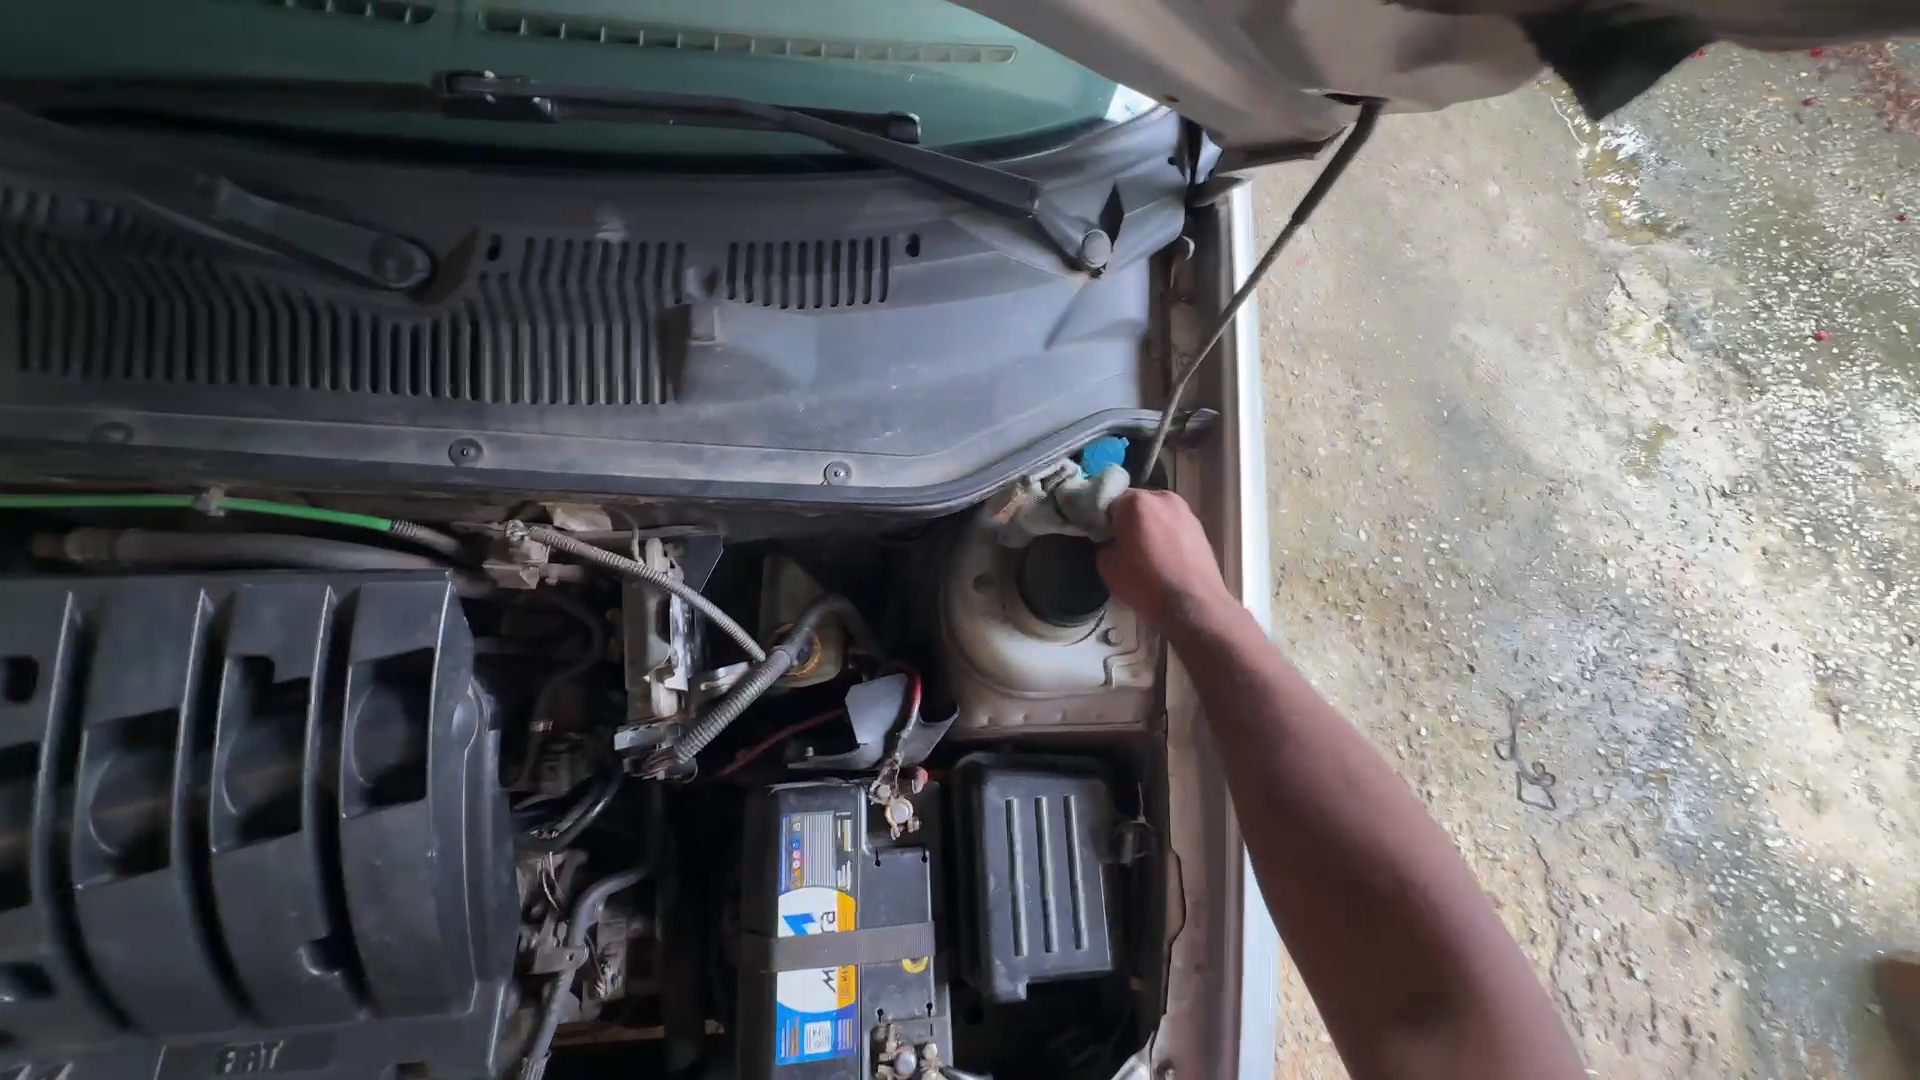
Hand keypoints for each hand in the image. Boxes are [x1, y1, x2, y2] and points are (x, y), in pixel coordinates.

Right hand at [1096, 489, 1236, 630]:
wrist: (1192, 604)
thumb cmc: (1144, 583)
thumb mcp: (1106, 565)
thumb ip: (1103, 543)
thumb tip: (1109, 539)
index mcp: (1135, 502)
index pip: (1106, 500)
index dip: (1099, 518)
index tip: (1098, 535)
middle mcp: (1161, 497)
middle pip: (1133, 502)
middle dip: (1124, 518)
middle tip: (1120, 542)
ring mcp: (1184, 509)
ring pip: (1154, 511)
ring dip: (1145, 524)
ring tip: (1143, 550)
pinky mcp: (1198, 524)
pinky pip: (1171, 522)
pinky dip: (1163, 531)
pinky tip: (1162, 554)